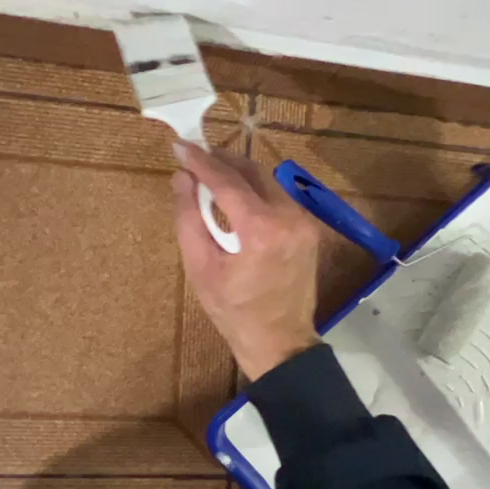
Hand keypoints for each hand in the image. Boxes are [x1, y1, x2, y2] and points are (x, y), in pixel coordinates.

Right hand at [171, 141, 322, 379]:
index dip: (201, 161)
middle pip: (253, 172)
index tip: (180, 146)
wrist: (280, 342)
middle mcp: (290, 218)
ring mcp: (304, 224)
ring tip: (212, 178)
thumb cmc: (234, 312)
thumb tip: (182, 178)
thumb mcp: (201, 268)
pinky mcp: (309, 232)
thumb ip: (189, 219)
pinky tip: (237, 200)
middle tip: (195, 159)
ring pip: (269, 182)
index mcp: (262, 230)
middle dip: (223, 162)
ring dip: (241, 175)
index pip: (228, 181)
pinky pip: (279, 199)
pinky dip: (257, 192)